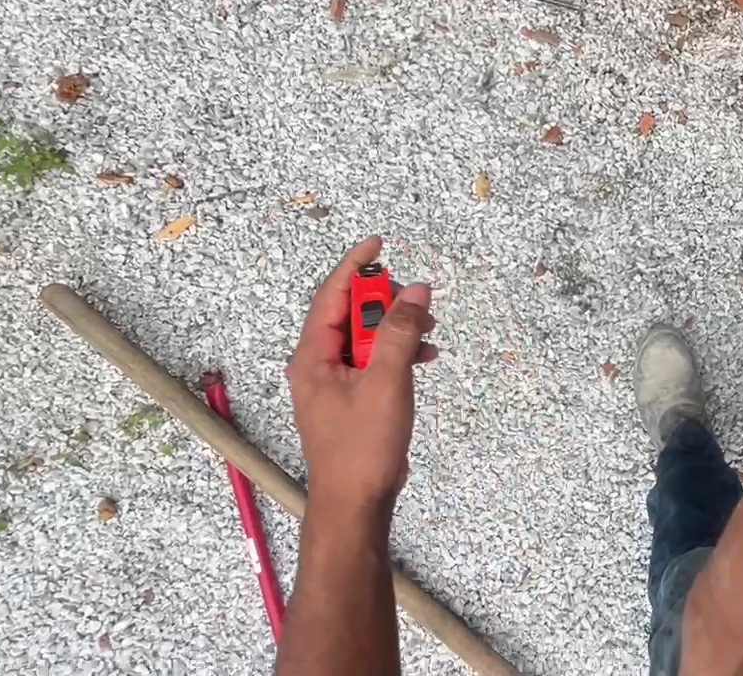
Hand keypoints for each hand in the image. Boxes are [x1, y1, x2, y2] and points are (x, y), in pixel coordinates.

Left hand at [287, 237, 437, 513]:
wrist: (357, 501)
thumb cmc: (364, 443)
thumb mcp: (387, 381)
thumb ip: (402, 332)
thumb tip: (417, 290)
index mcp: (313, 356)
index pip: (330, 296)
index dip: (354, 264)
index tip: (378, 242)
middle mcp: (319, 363)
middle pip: (351, 312)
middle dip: (386, 300)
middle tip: (418, 301)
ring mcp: (336, 380)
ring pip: (367, 334)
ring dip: (398, 326)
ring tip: (429, 331)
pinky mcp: (354, 395)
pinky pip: (377, 357)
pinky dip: (400, 350)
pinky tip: (425, 356)